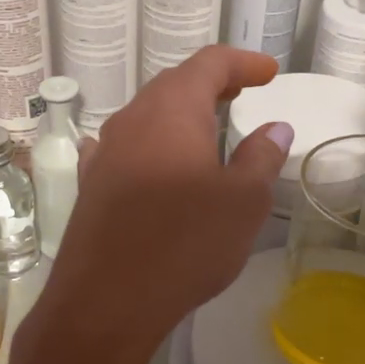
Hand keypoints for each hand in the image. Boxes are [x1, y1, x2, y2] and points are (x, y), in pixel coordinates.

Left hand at [27, 46, 292, 363]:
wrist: (105, 300)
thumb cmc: (184, 243)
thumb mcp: (243, 202)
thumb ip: (261, 157)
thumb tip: (274, 128)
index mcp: (172, 110)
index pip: (209, 64)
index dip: (242, 63)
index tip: (268, 72)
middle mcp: (132, 120)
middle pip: (173, 85)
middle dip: (210, 84)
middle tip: (240, 93)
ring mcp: (104, 153)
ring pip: (146, 117)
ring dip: (177, 116)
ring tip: (204, 130)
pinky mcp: (90, 186)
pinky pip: (123, 149)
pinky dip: (148, 146)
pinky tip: (148, 160)